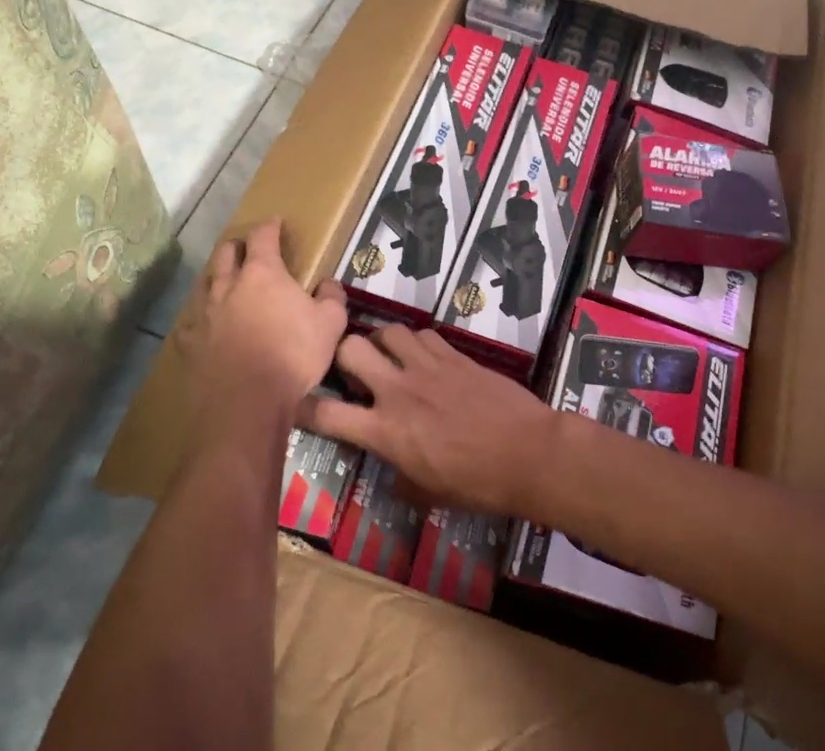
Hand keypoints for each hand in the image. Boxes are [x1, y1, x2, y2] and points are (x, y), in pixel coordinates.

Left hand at [176, 221, 346, 437]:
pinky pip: (193, 320)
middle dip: (237, 246)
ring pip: (206, 283)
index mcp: (263, 274)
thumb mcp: (331, 324)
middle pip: (226, 253)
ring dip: (218, 278)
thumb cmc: (293, 356)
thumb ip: (331, 298)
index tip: (275, 223)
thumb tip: (327, 283)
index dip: (270, 227)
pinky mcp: (188, 342)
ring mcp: (203, 313)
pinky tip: (209, 326)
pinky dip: (203, 316)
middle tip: (247, 249)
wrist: (246, 402)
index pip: (263, 237)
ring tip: (227, 285)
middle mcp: (227, 285)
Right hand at [298, 324, 557, 516]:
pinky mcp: (456, 355)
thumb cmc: (479, 484)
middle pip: (350, 349)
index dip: (301, 408)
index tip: (295, 404)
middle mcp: (398, 391)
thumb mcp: (431, 493)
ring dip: (382, 342)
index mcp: (385, 432)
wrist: (529, 453)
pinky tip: (426, 358)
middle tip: (355, 372)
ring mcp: (428, 368)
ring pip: (388, 331)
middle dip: (343, 356)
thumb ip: (403, 478)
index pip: (324, 415)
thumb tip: (396, 475)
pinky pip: (425, 334)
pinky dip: (418, 343)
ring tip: (389, 357)